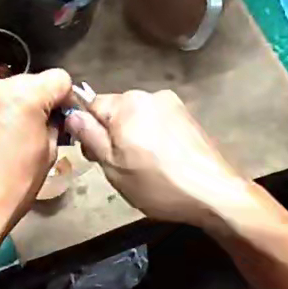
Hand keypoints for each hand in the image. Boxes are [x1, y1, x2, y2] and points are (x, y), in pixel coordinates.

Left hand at [0, 69, 72, 257]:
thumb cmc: (15, 184)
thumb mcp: (48, 152)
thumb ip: (54, 123)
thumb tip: (54, 116)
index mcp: (22, 94)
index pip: (59, 78)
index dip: (67, 98)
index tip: (65, 118)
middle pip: (34, 81)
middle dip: (43, 100)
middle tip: (45, 129)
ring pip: (12, 90)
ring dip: (21, 105)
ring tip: (21, 136)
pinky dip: (3, 112)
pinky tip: (3, 138)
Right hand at [64, 89, 259, 230]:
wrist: (214, 193)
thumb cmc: (158, 184)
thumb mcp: (114, 167)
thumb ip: (90, 137)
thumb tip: (72, 114)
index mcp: (127, 103)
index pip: (91, 104)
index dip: (87, 129)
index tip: (94, 155)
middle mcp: (150, 95)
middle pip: (117, 110)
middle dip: (113, 133)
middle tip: (120, 166)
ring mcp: (173, 105)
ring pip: (138, 117)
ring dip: (134, 136)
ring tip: (144, 167)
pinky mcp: (189, 118)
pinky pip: (159, 123)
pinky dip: (154, 139)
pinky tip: (163, 162)